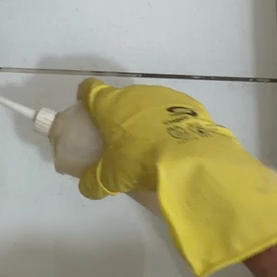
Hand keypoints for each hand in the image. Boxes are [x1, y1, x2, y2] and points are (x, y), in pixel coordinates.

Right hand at [76, 79, 276, 276]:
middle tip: (120, 135)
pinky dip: (170, 123)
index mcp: (110, 104)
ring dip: (145, 116)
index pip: (90, 89)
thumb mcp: (113, 177)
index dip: (86, 96)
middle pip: (120, 96)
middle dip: (118, 111)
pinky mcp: (189, 104)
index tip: (87, 108)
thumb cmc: (141, 162)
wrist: (190, 160)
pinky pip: (173, 111)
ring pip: (148, 102)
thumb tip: (86, 187)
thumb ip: (95, 181)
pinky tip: (175, 143)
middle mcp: (135, 93)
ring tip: (150, 141)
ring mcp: (164, 96)